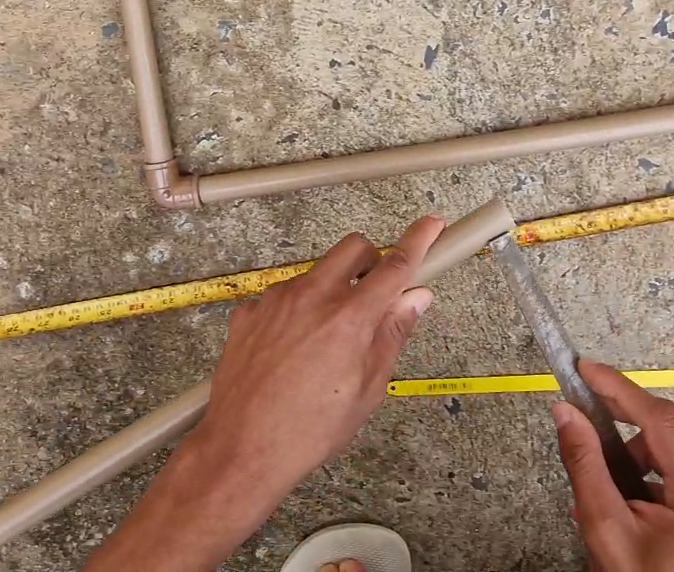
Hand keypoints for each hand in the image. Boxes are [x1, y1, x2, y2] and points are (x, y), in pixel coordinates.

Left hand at [188, 215, 445, 503]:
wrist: (242, 448)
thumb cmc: (306, 430)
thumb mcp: (367, 391)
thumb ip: (393, 335)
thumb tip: (415, 298)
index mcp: (348, 319)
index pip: (394, 265)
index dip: (418, 240)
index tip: (431, 225)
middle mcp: (312, 296)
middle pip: (353, 247)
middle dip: (370, 260)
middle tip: (373, 293)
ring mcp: (276, 299)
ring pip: (317, 271)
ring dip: (332, 289)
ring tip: (326, 341)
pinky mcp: (251, 309)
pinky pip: (284, 294)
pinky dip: (297, 310)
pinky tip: (292, 350)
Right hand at [552, 359, 673, 571]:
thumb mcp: (606, 531)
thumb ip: (585, 464)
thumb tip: (565, 411)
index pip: (661, 421)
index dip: (620, 388)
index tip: (584, 368)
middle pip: (672, 428)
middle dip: (623, 413)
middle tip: (581, 405)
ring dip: (636, 443)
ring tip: (604, 470)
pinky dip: (652, 465)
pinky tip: (627, 488)